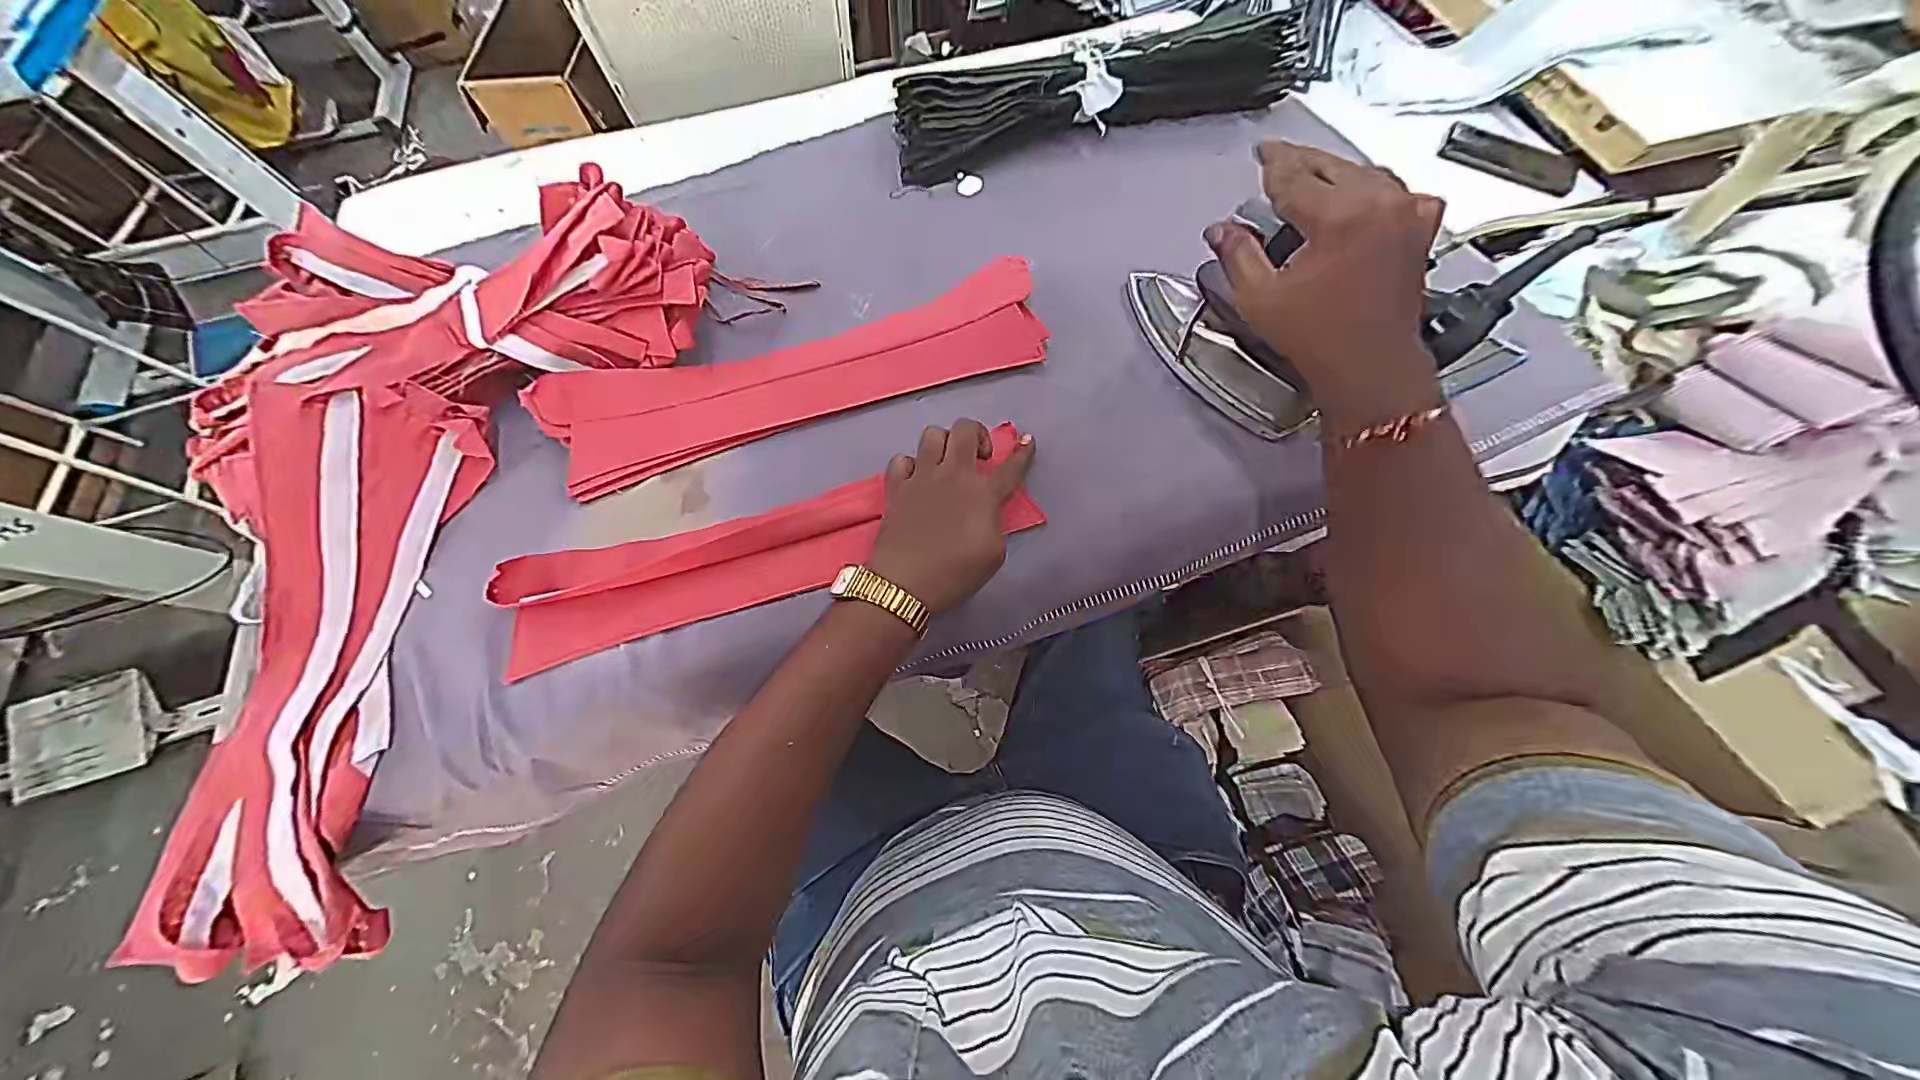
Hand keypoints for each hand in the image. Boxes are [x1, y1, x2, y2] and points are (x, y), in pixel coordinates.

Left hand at [865, 419, 1035, 614]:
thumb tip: (987, 511)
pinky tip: (915, 480)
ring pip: (932, 434)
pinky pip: (901, 460)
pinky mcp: (896, 488)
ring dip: (943, 444)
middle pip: (966, 429)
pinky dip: (909, 465)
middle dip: (977, 435)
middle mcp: (953, 475)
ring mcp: (921, 478)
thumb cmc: (955, 573)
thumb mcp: (994, 554)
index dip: (1023, 453)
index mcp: (983, 494)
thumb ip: (995, 524)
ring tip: (945, 464)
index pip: (1010, 467)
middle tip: (979, 458)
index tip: (1027, 442)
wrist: (905, 582)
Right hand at [1205, 141, 1445, 428]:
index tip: (1261, 155)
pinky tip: (1356, 193)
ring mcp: (1407, 214)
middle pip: (1331, 164)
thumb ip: (1237, 255)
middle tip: (1277, 158)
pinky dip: (1370, 186)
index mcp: (1341, 217)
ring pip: (1363, 171)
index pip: (1295, 176)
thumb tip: (1222, 231)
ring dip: (1333, 170)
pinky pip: (1395, 189)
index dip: (1271, 165)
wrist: (1370, 366)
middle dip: (1300, 161)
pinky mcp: (1419, 229)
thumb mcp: (1260, 299)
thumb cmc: (1326, 342)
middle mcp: (1382, 205)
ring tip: (1309, 175)